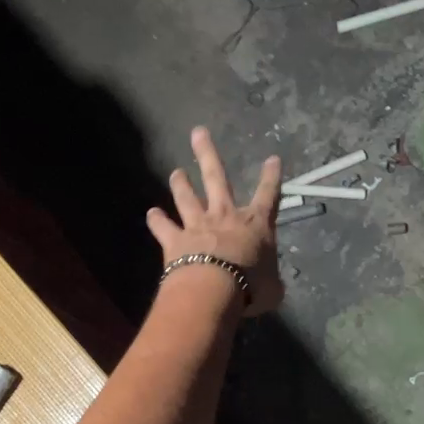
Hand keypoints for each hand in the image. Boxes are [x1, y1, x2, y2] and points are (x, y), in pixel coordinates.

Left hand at [147, 126, 283, 316]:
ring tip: (175, 172)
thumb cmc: (252, 288)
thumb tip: (270, 284)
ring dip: (181, 184)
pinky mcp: (176, 240)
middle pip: (216, 178)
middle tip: (197, 132)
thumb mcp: (273, 288)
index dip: (272, 178)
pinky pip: (164, 227)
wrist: (216, 291)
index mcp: (255, 226)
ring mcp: (198, 226)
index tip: (273, 159)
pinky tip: (151, 214)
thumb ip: (270, 279)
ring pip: (187, 197)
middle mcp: (225, 217)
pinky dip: (157, 221)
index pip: (268, 196)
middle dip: (207, 154)